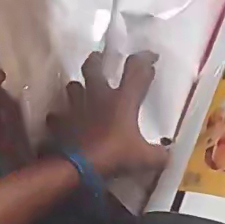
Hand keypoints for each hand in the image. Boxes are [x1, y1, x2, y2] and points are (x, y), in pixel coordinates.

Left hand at [49, 52, 169, 180]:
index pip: (136, 70)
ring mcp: (75, 107)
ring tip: (80, 90)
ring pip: (72, 86)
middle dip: (97, 59)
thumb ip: (158, 155)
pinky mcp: (60, 123)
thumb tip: (168, 155)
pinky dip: (58, 118)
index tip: (151, 57)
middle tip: (99, 57)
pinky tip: (61, 121)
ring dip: (77, 87)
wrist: (78, 167)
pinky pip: (56, 116)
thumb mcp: (144, 159)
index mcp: (122, 100)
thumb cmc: (115, 156)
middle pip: (94, 67)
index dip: (145, 59)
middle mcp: (98, 96)